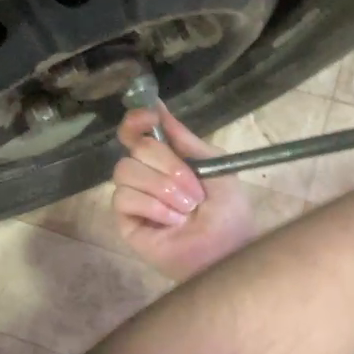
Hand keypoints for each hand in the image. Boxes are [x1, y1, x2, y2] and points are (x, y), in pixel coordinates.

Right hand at [113, 108, 261, 281]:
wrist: (229, 246)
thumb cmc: (228, 208)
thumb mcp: (214, 163)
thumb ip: (185, 138)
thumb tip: (159, 107)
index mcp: (165, 158)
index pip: (135, 131)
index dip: (136, 120)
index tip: (151, 117)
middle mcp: (145, 173)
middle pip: (135, 148)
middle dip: (168, 165)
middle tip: (195, 190)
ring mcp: (133, 197)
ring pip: (125, 171)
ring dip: (162, 187)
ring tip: (186, 208)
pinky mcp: (126, 222)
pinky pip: (124, 199)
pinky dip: (152, 206)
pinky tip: (172, 221)